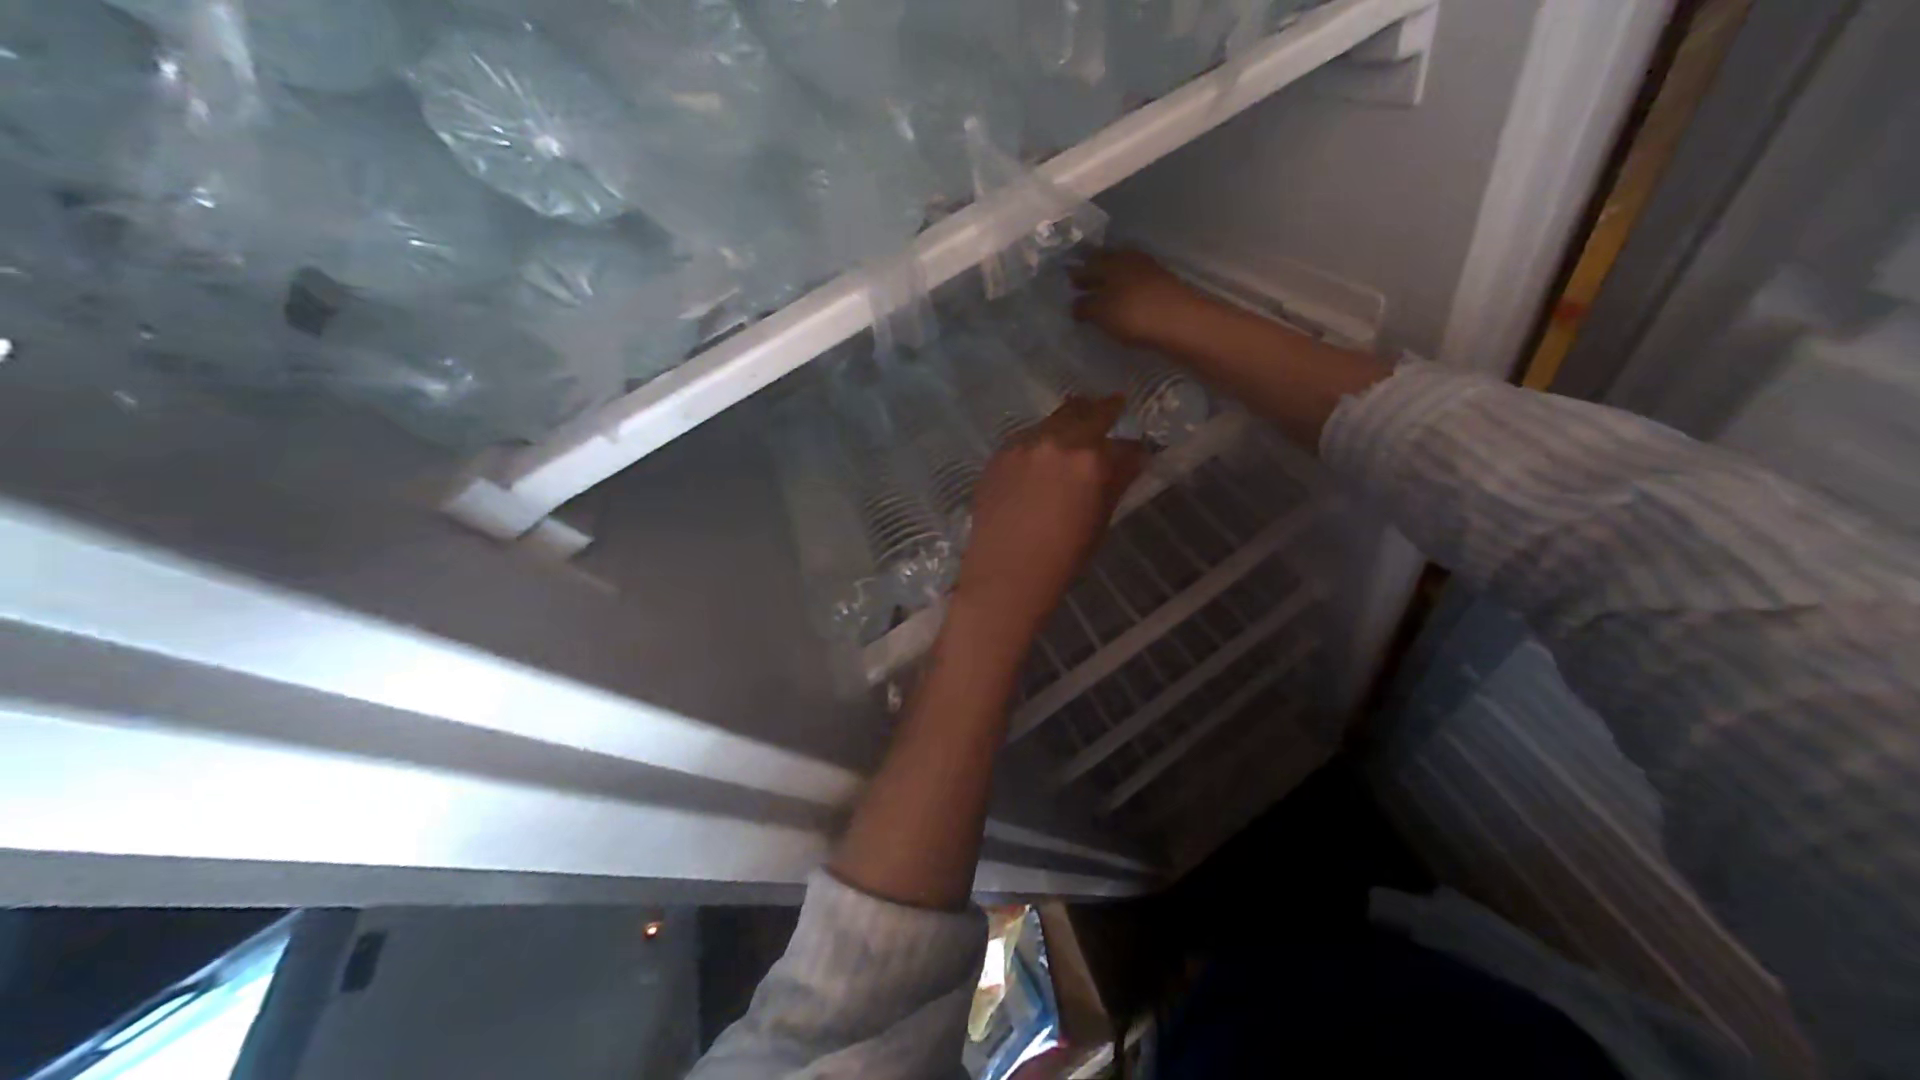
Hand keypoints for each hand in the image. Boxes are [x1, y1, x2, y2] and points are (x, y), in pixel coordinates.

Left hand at [954, 396, 1146, 639]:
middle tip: (1112, 407)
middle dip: (1103, 410)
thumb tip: (1133, 459)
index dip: (1134, 449)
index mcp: (1090, 460)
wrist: (1005, 575)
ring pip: (1053, 420)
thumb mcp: (1100, 520)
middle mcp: (1056, 441)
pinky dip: (1040, 440)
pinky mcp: (999, 455)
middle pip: (1086, 412)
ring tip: (1077, 426)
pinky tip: (1042, 456)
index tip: (1136, 451)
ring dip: (1069, 422)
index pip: (1123, 444)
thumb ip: (1117, 482)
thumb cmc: (1062, 558)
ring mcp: (1023, 445)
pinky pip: (1027, 437)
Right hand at [1069, 249, 1221, 351]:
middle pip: (1107, 264)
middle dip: (1093, 273)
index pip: (1088, 265)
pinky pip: (1135, 284)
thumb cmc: (1134, 313)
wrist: (1180, 322)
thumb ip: (1085, 307)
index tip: (1067, 282)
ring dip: (1110, 282)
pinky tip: (1121, 302)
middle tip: (1080, 285)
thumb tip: (1074, 305)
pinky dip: (1125, 290)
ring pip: (1122, 273)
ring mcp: (1149, 271)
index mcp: (1111, 261)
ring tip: (1100, 295)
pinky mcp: (1162, 286)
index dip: (1076, 274)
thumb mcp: (1102, 312)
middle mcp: (1130, 260)